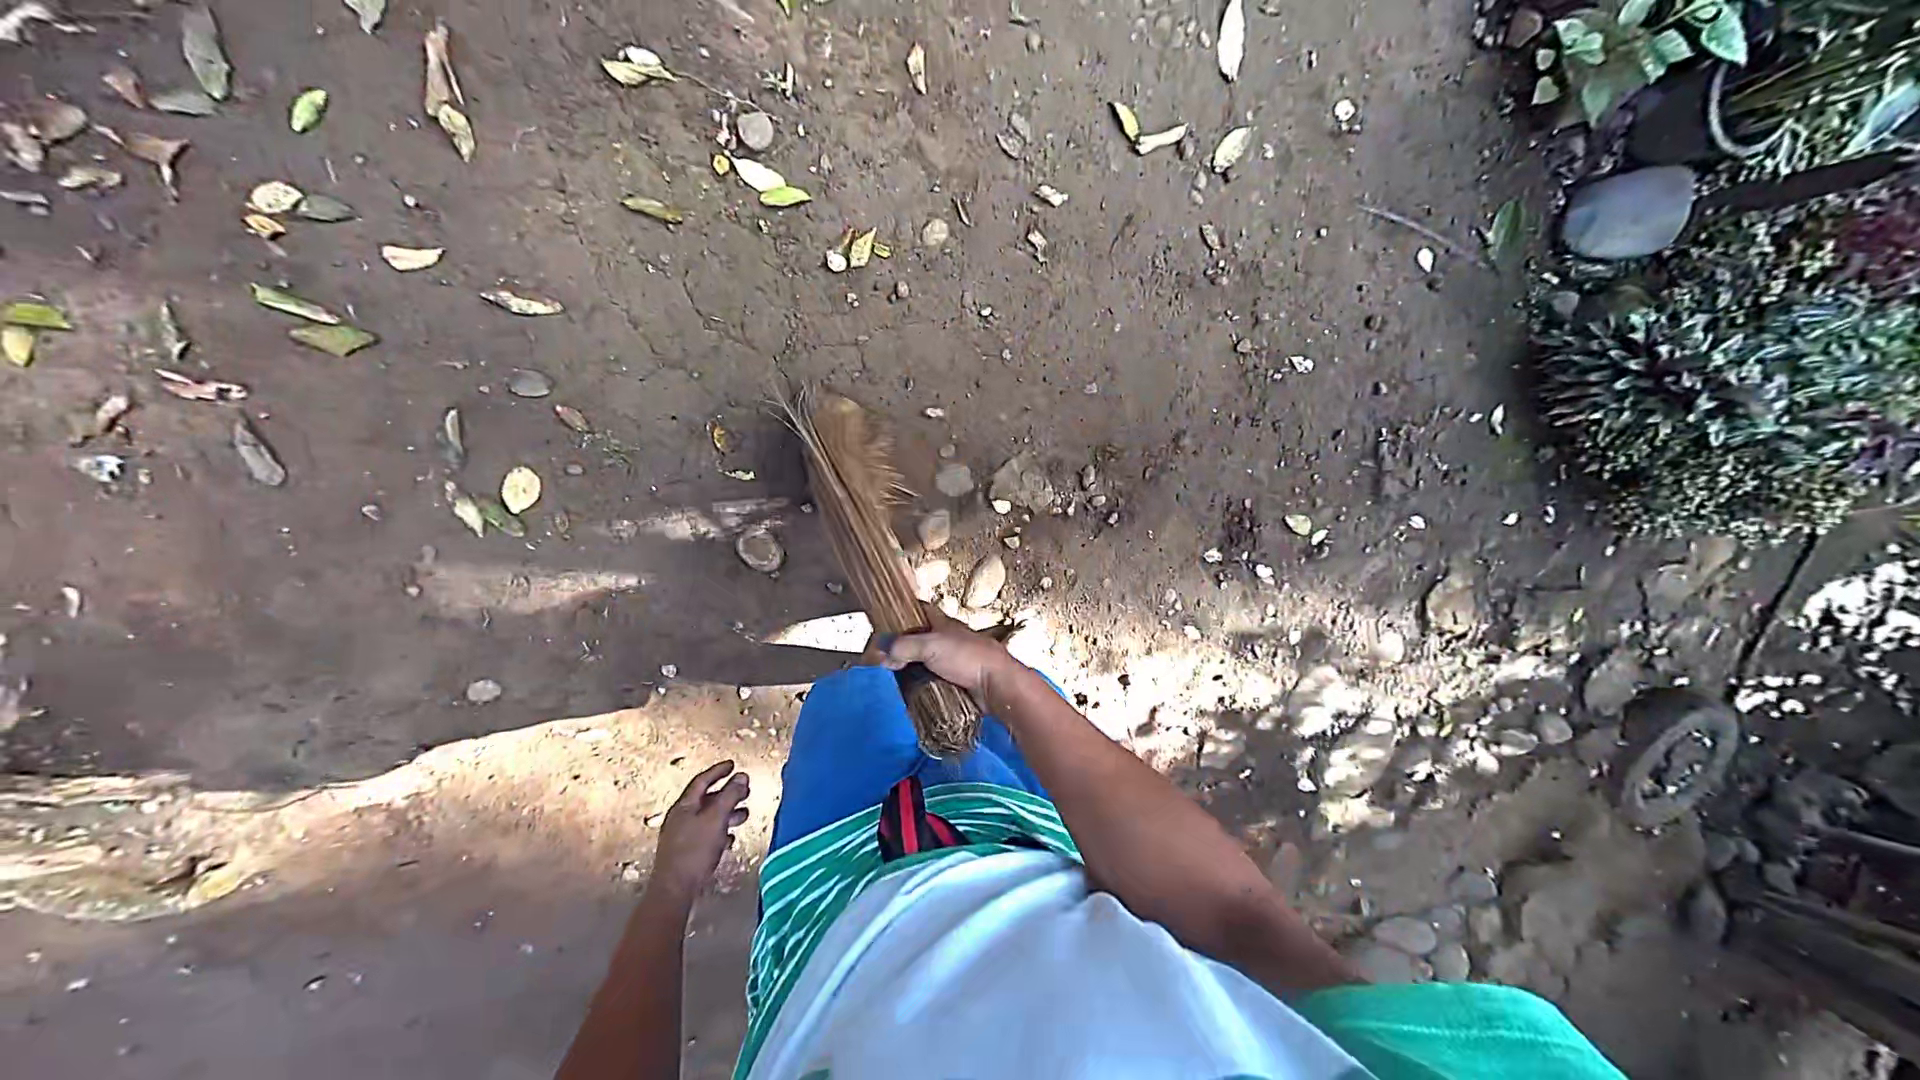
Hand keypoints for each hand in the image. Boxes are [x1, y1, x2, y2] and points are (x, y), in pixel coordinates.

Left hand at [649, 761, 749, 905]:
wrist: (674, 890)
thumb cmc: (694, 850)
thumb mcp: (717, 818)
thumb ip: (730, 795)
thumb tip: (741, 776)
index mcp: (684, 806)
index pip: (702, 781)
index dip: (718, 771)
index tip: (732, 765)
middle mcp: (681, 818)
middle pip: (706, 799)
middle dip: (727, 793)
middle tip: (744, 790)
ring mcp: (682, 837)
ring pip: (708, 818)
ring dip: (727, 814)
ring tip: (744, 814)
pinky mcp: (686, 854)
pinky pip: (706, 835)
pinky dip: (720, 832)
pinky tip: (729, 839)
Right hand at [869, 611, 1021, 695]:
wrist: (996, 686)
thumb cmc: (967, 658)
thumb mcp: (930, 646)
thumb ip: (903, 646)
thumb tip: (881, 652)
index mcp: (943, 624)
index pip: (919, 610)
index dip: (902, 612)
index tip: (883, 621)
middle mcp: (946, 640)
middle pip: (917, 639)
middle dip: (900, 647)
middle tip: (881, 658)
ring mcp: (951, 662)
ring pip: (922, 661)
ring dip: (908, 668)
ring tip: (890, 675)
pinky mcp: (954, 682)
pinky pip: (929, 680)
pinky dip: (918, 683)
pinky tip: (907, 689)